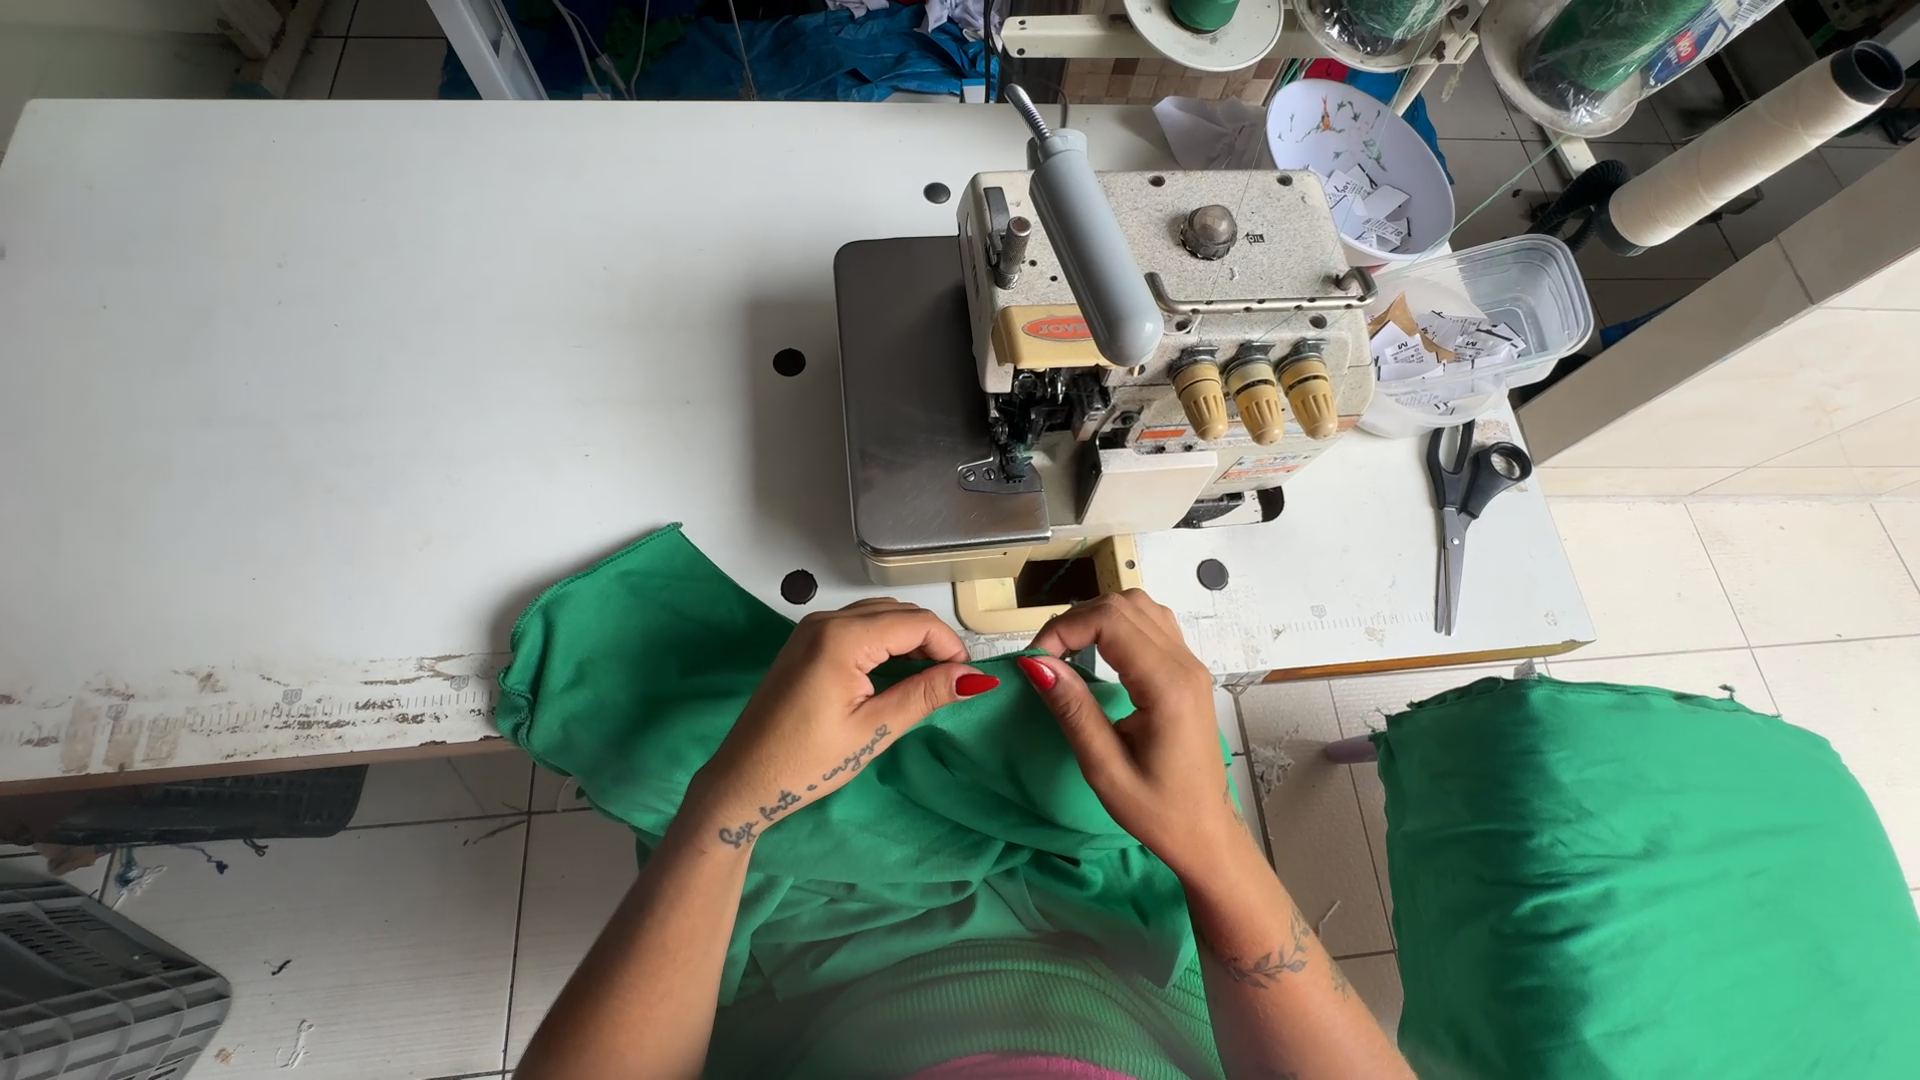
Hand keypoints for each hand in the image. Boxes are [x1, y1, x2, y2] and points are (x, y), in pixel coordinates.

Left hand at [681, 598, 998, 851]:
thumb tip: (977, 678)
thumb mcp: (873, 730)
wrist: (743, 779)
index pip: (916, 622)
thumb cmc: (807, 762)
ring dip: (910, 640)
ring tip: (928, 680)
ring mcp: (813, 628)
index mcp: (843, 637)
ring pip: (880, 616)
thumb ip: (924, 695)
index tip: (968, 680)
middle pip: (899, 613)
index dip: (950, 646)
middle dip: (932, 642)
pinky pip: (859, 626)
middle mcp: (827, 619)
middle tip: (951, 683)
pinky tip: (895, 673)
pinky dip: (886, 642)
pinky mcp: (807, 641)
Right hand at [1016, 590, 1246, 879]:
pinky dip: (1117, 624)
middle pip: (1122, 604)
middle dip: (1074, 621)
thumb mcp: (1104, 769)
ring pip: (1138, 605)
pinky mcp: (1188, 669)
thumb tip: (1035, 662)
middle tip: (1046, 658)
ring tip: (1068, 652)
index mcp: (1167, 686)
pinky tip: (1098, 651)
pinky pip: (1152, 622)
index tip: (1035, 660)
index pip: (1109, 620)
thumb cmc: (1158, 812)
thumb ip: (1072, 709)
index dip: (1063, 629)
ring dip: (1096, 617)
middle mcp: (1185, 664)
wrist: (1207, 834)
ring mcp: (1191, 663)